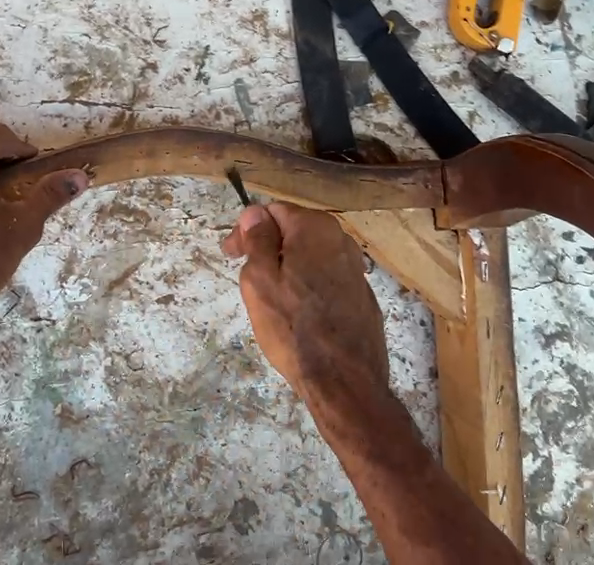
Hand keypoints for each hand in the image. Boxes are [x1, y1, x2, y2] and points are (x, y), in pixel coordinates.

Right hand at [222, 203, 392, 412]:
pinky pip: (327, 278)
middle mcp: (341, 239)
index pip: (272, 211)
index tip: (231, 256)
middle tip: (248, 278)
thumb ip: (258, 239)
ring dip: (288, 267)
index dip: (247, 230)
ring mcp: (356, 268)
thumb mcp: (260, 279)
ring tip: (272, 298)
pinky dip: (309, 284)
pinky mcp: (362, 296)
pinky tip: (299, 312)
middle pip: (294, 231)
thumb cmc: (293, 327)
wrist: (344, 381)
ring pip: (310, 256)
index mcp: (315, 227)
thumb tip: (256, 213)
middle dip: (268, 248)